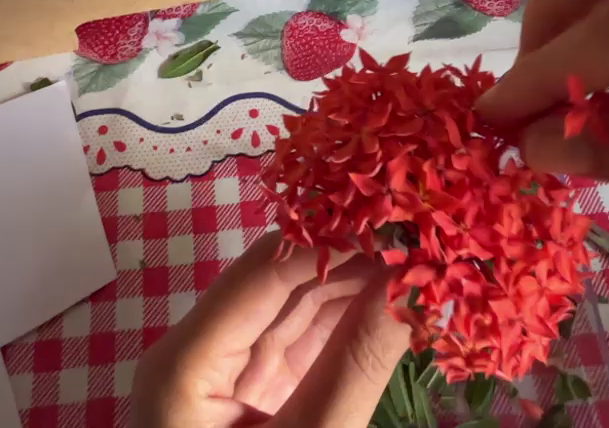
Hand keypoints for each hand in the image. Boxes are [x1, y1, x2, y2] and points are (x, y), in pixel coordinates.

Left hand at [132, 232, 409, 427]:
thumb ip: (356, 367)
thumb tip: (410, 286)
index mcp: (187, 358)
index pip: (269, 268)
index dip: (336, 235)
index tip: (400, 217)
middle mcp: (201, 347)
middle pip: (283, 279)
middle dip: (352, 254)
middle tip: (421, 231)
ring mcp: (226, 369)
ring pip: (297, 306)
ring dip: (356, 283)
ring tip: (416, 256)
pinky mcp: (253, 392)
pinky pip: (303, 341)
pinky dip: (346, 322)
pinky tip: (390, 299)